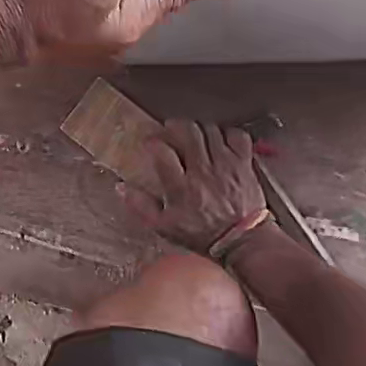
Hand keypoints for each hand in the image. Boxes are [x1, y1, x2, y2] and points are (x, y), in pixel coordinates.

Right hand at [124, 120, 265, 251]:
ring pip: (210, 131)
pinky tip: (219, 140)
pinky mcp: (244, 164)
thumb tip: (121, 187)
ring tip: (192, 133)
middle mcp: (203, 171)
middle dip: (176, 125)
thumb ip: (140, 206)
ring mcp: (226, 165)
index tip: (149, 142)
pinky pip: (237, 136)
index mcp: (180, 187)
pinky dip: (227, 133)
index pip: (162, 153)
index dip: (153, 142)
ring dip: (198, 128)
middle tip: (170, 128)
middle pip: (188, 133)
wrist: (242, 240)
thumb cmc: (200, 233)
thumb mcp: (163, 226)